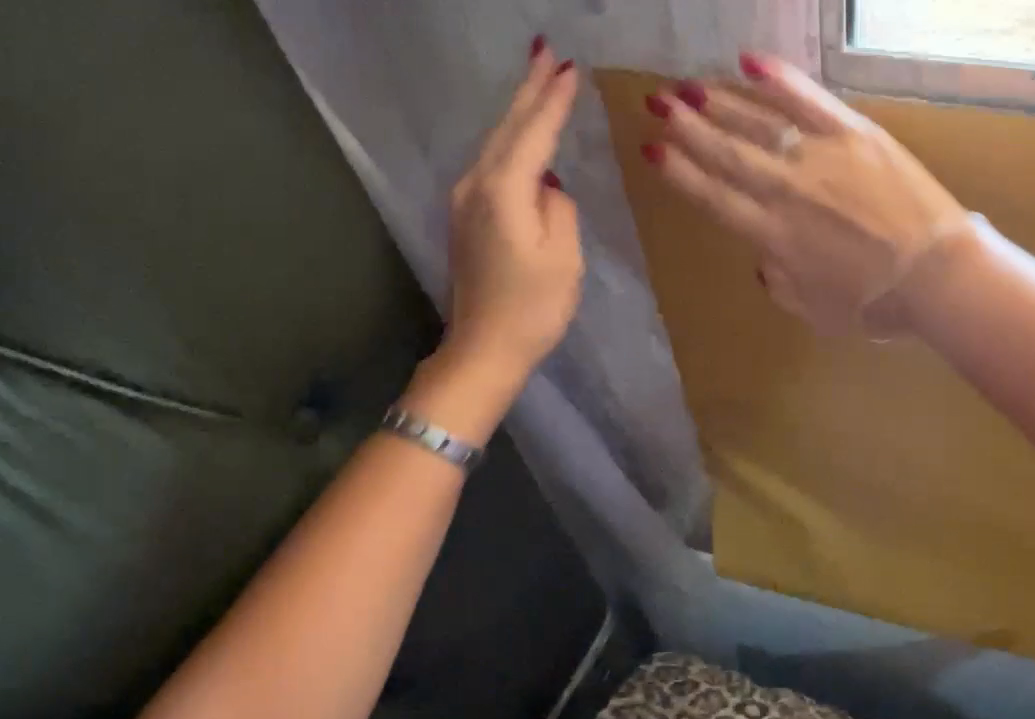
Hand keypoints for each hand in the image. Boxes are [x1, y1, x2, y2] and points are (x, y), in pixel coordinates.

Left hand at [444, 40, 583, 373]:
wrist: (485, 349)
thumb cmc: (533, 308)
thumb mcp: (564, 259)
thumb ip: (560, 210)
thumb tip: (550, 189)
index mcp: (503, 190)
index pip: (532, 133)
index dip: (551, 100)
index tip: (569, 68)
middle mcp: (476, 184)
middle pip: (506, 129)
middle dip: (529, 92)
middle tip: (547, 55)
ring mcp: (465, 201)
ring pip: (496, 145)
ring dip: (519, 115)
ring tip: (540, 85)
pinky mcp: (466, 219)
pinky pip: (493, 167)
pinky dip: (512, 145)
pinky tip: (525, 140)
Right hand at [644, 53, 969, 336]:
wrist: (935, 277)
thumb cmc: (877, 307)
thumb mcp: (817, 313)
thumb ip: (781, 286)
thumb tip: (763, 261)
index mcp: (774, 237)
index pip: (715, 198)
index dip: (680, 174)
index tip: (652, 151)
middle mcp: (786, 190)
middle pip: (727, 153)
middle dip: (687, 128)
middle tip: (657, 105)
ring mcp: (820, 156)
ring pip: (758, 122)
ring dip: (719, 102)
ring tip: (688, 87)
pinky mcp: (855, 134)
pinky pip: (809, 98)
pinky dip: (779, 79)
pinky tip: (750, 61)